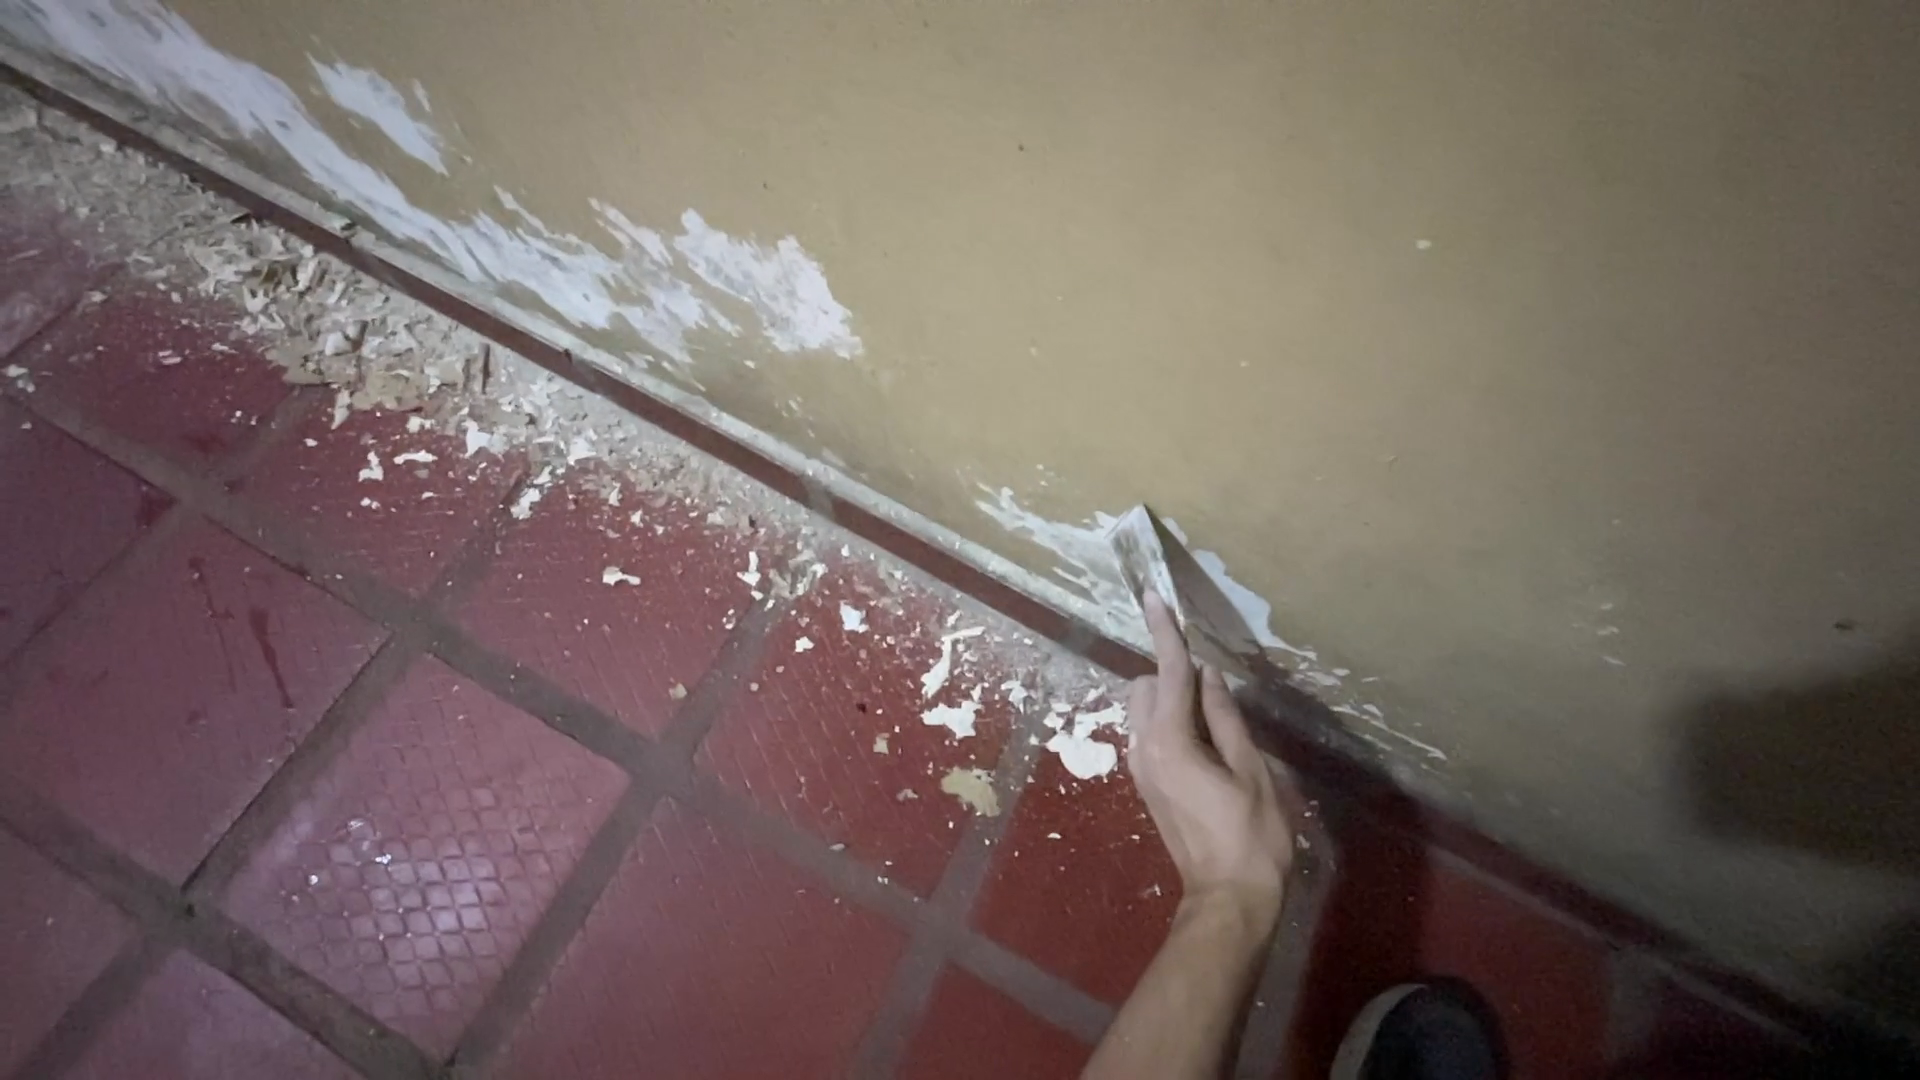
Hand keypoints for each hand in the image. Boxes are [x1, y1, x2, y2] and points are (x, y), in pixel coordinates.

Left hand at [1125, 591, 1295, 924]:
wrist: (1227, 897)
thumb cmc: (1251, 835)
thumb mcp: (1251, 771)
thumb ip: (1225, 717)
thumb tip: (1208, 674)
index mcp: (1170, 741)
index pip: (1168, 673)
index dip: (1164, 632)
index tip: (1153, 597)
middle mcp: (1142, 747)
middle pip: (1147, 685)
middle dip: (1174, 676)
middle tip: (1216, 699)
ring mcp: (1138, 765)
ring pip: (1142, 707)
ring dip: (1170, 700)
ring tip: (1213, 727)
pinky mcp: (1142, 779)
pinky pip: (1147, 731)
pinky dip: (1168, 721)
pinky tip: (1203, 744)